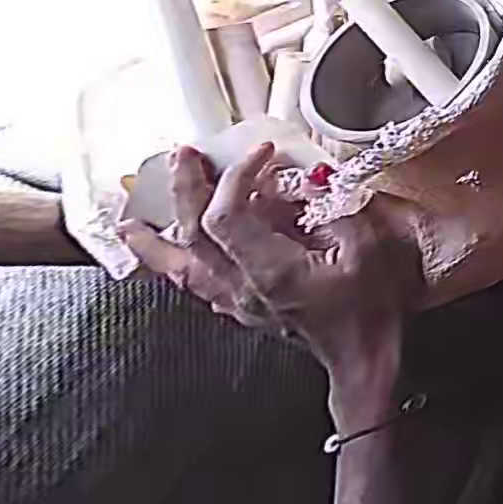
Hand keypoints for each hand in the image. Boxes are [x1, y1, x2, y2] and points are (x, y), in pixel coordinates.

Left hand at [120, 143, 424, 389]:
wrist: (365, 353)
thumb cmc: (372, 302)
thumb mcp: (368, 247)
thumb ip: (337, 209)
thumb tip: (312, 180)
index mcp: (271, 272)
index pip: (229, 216)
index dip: (237, 176)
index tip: (262, 150)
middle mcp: (242, 289)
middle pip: (194, 236)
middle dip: (186, 190)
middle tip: (184, 155)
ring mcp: (237, 302)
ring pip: (179, 267)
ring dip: (155, 237)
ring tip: (130, 219)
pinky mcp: (243, 308)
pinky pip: (193, 284)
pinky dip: (171, 266)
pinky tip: (166, 257)